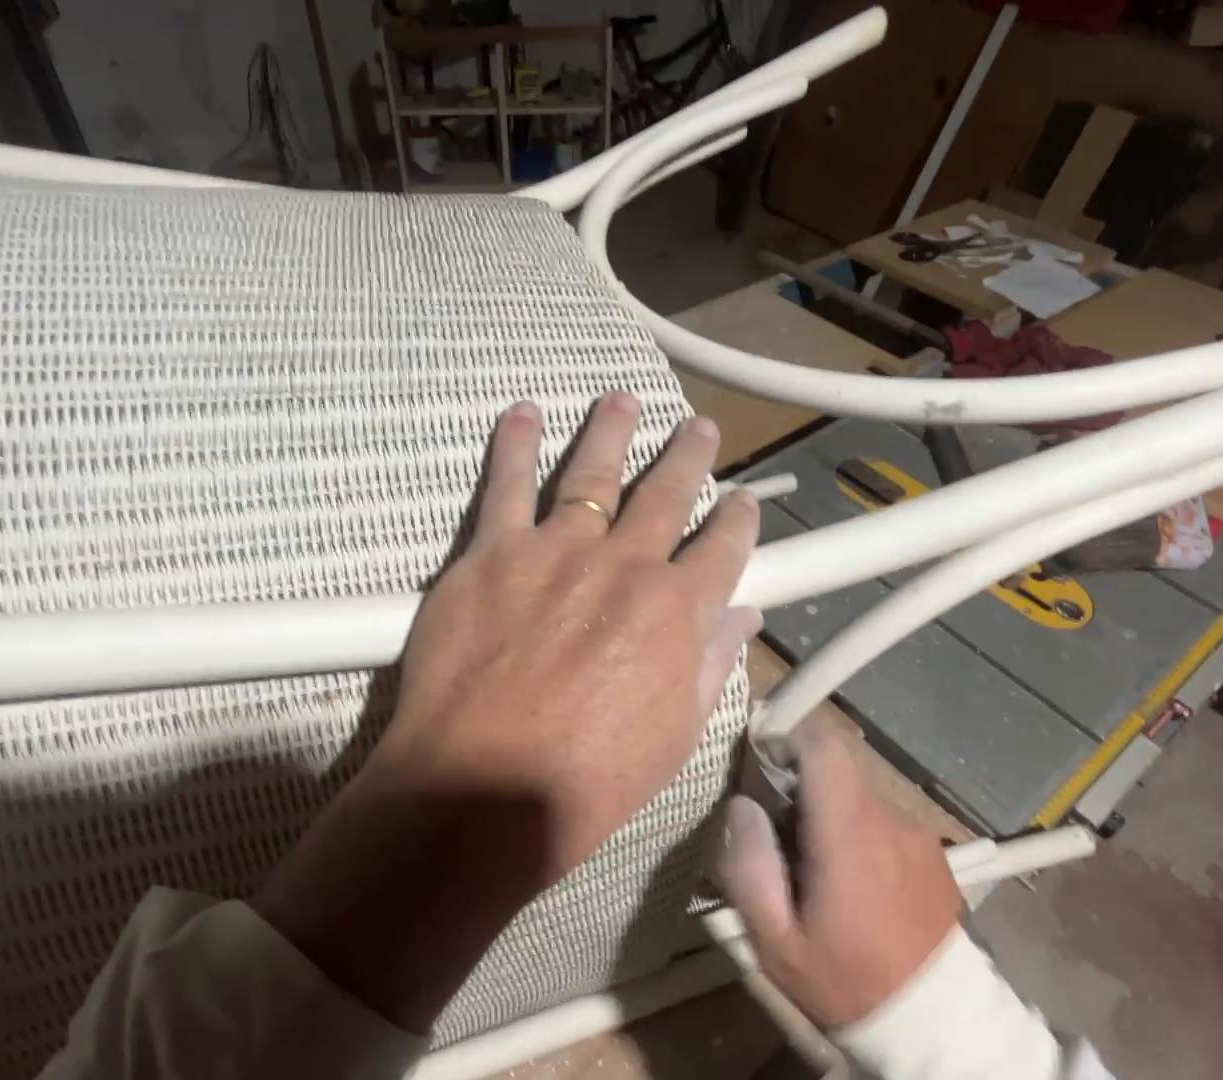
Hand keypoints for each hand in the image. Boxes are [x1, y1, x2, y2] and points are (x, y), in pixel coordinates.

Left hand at [256, 391, 761, 1031]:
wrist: (481, 792)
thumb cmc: (586, 781)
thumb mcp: (673, 738)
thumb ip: (709, 666)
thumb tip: (741, 618)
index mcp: (676, 613)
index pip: (723, 550)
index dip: (738, 522)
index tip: (741, 502)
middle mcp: (623, 566)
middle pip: (665, 495)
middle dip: (688, 456)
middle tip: (698, 427)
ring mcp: (554, 551)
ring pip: (591, 473)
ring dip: (610, 431)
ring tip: (620, 399)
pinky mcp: (490, 552)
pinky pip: (505, 485)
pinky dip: (514, 444)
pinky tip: (522, 414)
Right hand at [717, 732, 962, 1028]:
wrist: (937, 1028)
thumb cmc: (847, 984)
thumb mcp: (777, 943)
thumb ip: (750, 867)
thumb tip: (742, 806)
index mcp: (849, 833)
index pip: (821, 747)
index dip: (786, 745)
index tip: (761, 773)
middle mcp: (890, 820)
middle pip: (836, 771)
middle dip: (801, 790)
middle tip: (781, 839)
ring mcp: (918, 836)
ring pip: (859, 798)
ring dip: (832, 817)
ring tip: (819, 873)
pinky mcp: (934, 854)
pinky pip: (884, 824)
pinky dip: (862, 837)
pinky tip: (858, 888)